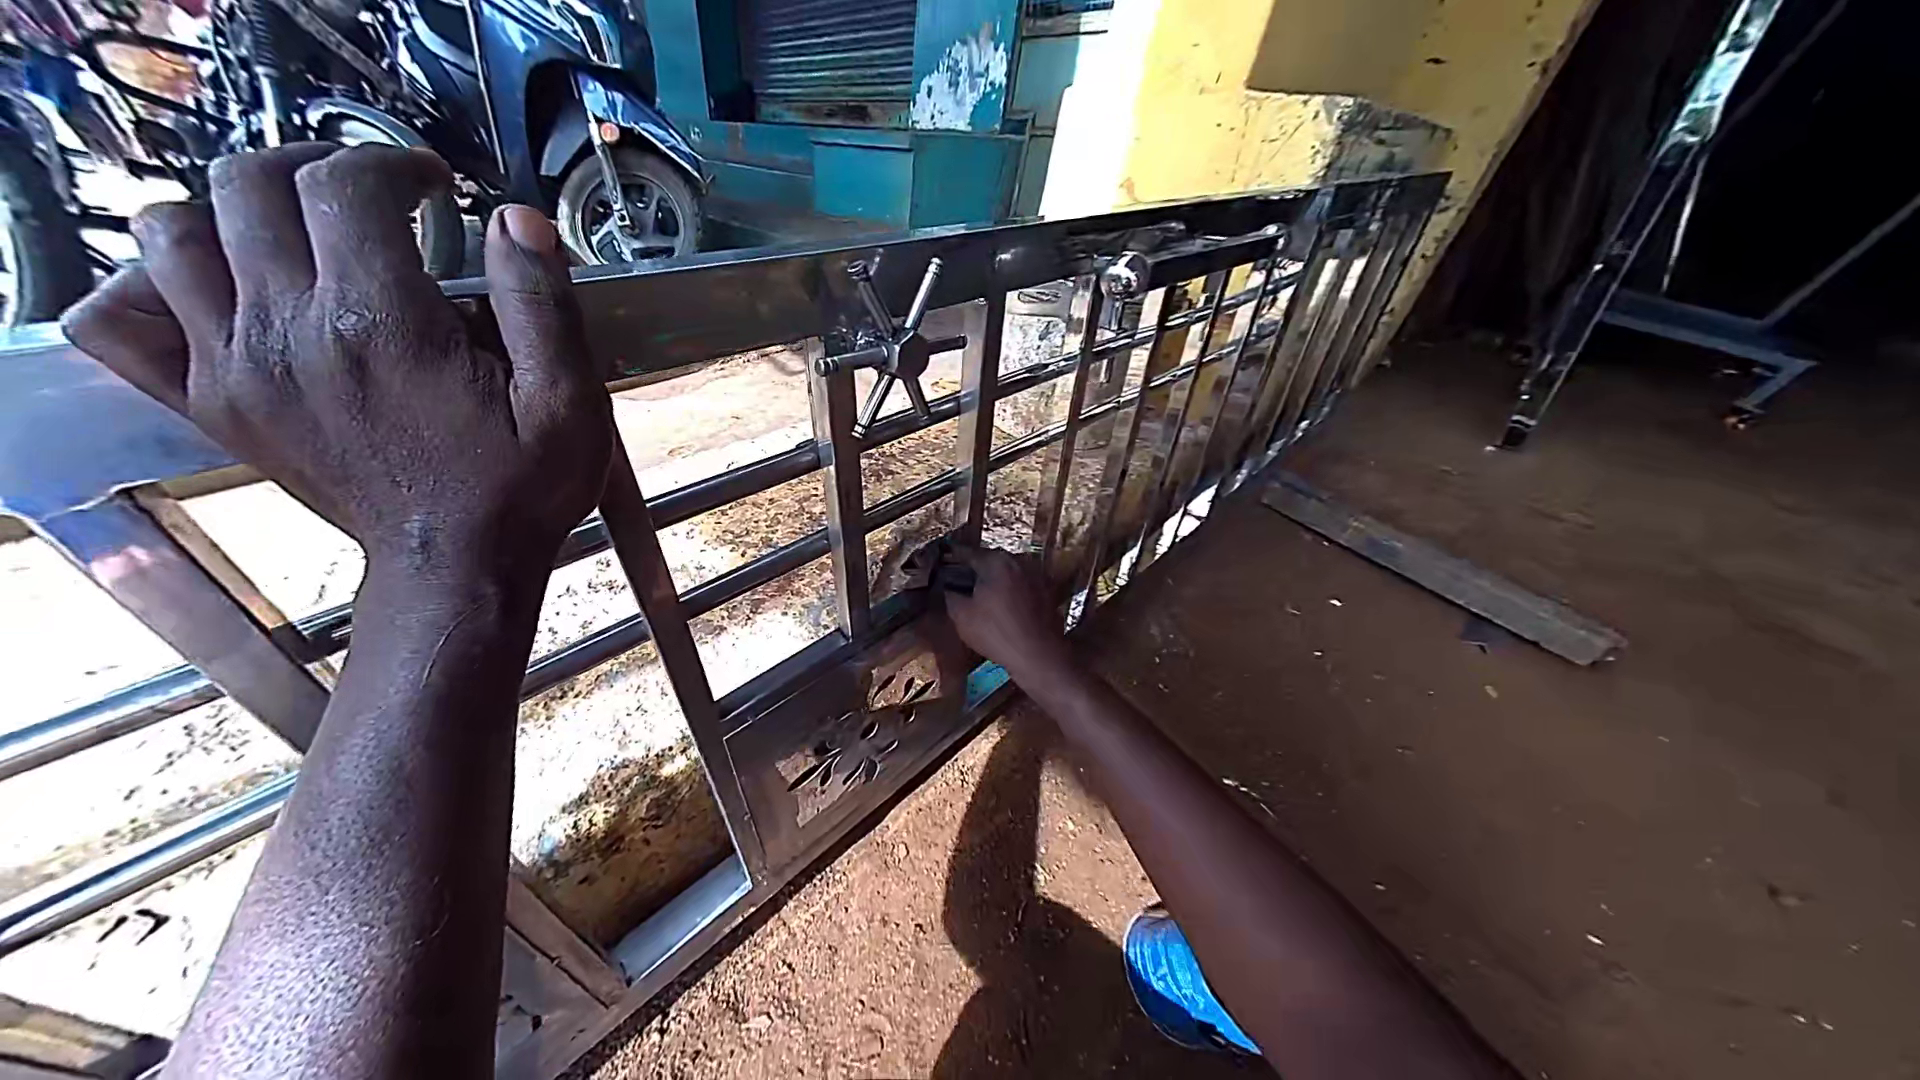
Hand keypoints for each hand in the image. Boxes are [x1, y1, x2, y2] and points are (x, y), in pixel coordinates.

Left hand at [62, 143, 612, 584]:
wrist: (458, 563)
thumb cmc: (523, 485)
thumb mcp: (569, 402)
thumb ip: (543, 307)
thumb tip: (519, 222)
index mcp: (382, 323)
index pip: (348, 185)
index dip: (393, 162)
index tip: (434, 184)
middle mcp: (289, 330)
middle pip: (250, 188)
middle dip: (315, 168)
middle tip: (375, 196)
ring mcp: (234, 369)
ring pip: (170, 233)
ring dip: (234, 210)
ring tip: (304, 233)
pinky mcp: (214, 406)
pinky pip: (114, 321)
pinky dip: (143, 283)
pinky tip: (209, 288)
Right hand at [943, 543, 1069, 676]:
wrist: (1039, 654)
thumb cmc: (996, 632)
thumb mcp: (961, 616)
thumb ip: (950, 595)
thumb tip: (948, 587)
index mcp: (995, 561)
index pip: (968, 552)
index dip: (953, 556)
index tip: (944, 558)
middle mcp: (1018, 561)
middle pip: (990, 561)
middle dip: (975, 569)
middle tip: (960, 581)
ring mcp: (1036, 575)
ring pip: (1008, 573)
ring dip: (995, 581)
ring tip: (982, 596)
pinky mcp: (1047, 591)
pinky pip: (1022, 585)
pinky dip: (1011, 591)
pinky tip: (1004, 607)